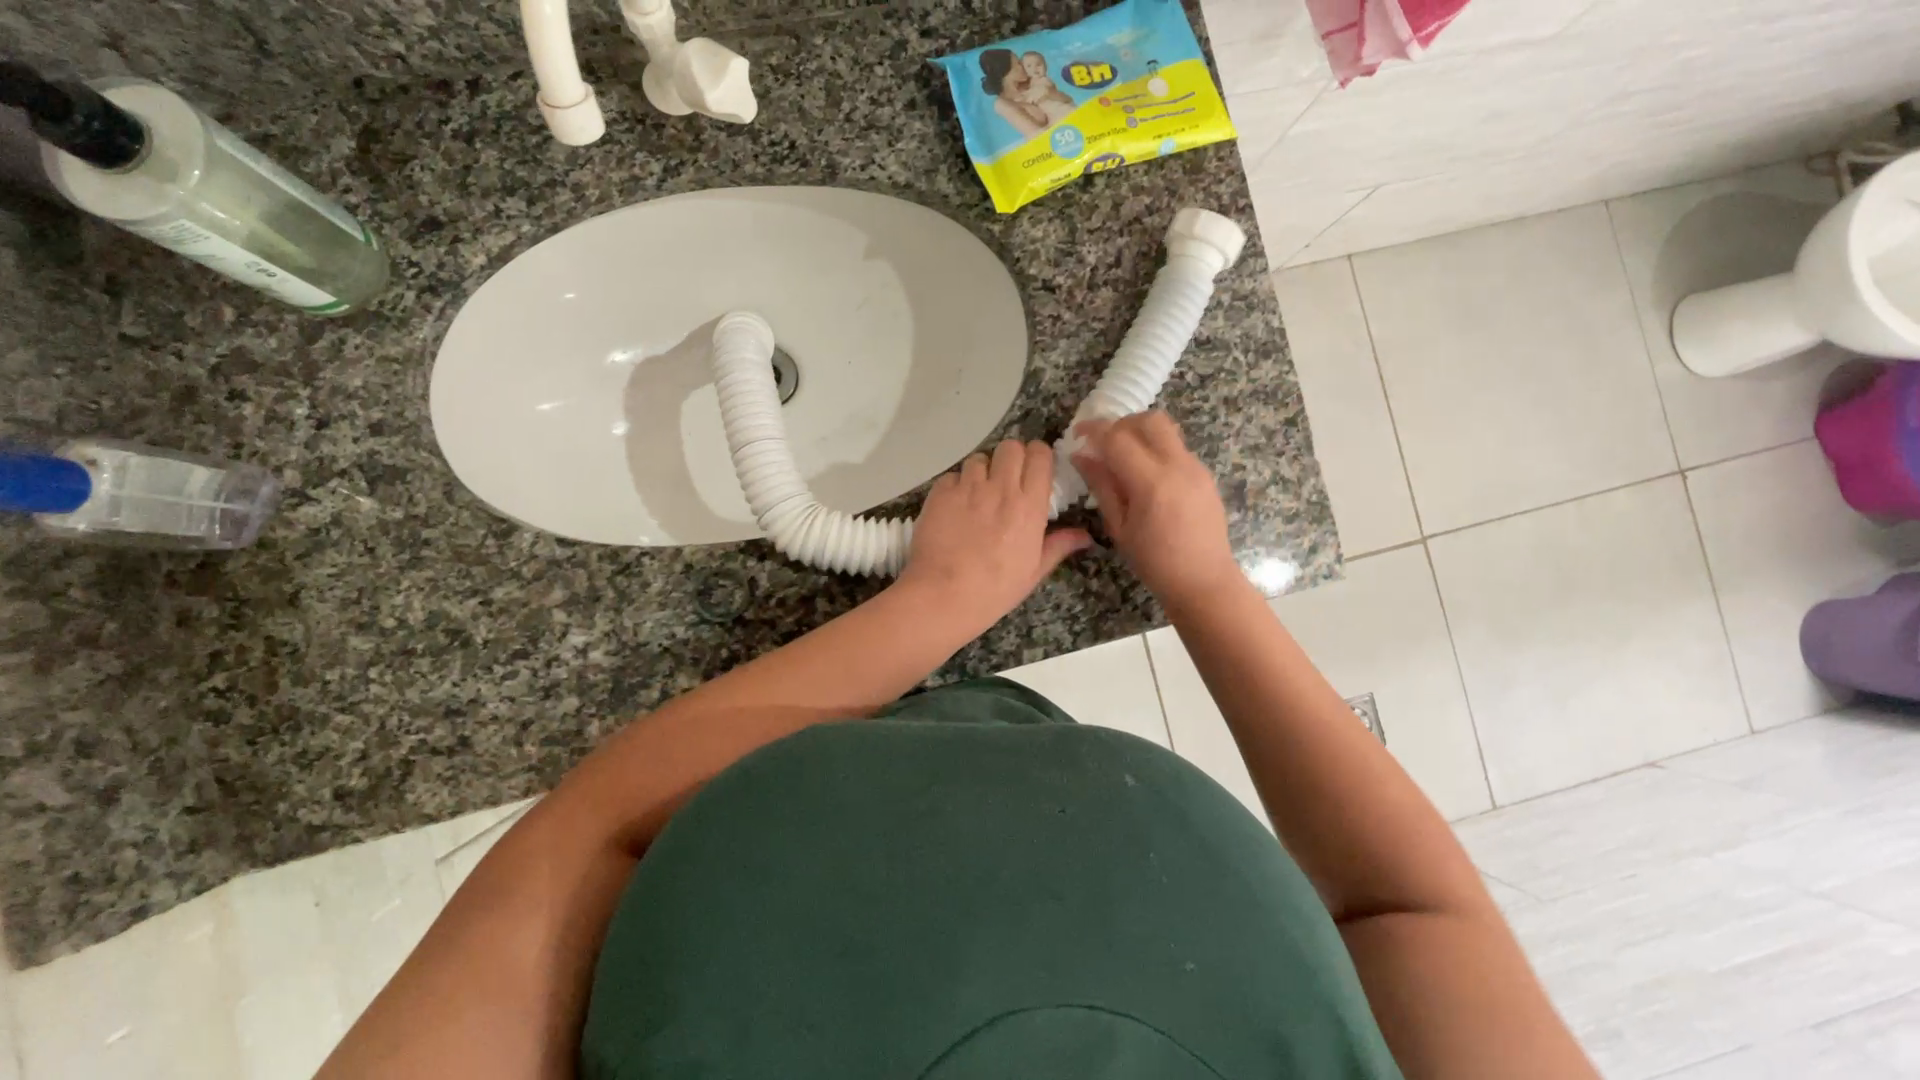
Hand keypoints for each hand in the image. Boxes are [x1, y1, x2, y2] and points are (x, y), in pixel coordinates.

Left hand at [896, 440, 1092, 632]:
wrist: (944, 595)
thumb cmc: (995, 589)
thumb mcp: (1033, 572)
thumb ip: (1058, 546)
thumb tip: (1085, 536)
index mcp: (1029, 506)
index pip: (1040, 455)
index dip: (1038, 457)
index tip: (1034, 471)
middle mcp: (1000, 488)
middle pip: (1010, 447)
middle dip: (1011, 458)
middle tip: (1006, 479)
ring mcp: (967, 488)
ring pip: (979, 458)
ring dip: (981, 471)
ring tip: (977, 495)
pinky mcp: (940, 493)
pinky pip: (951, 476)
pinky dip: (954, 486)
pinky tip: (953, 508)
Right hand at [1072, 412, 1239, 607]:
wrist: (1204, 581)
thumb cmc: (1155, 562)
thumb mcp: (1119, 528)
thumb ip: (1101, 486)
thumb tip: (1081, 456)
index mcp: (1152, 483)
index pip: (1118, 439)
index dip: (1094, 430)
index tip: (1078, 433)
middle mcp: (1178, 466)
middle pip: (1149, 420)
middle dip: (1122, 423)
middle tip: (1104, 442)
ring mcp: (1197, 468)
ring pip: (1167, 430)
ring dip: (1141, 434)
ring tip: (1124, 458)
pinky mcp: (1206, 475)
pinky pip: (1177, 448)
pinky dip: (1156, 450)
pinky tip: (1146, 477)